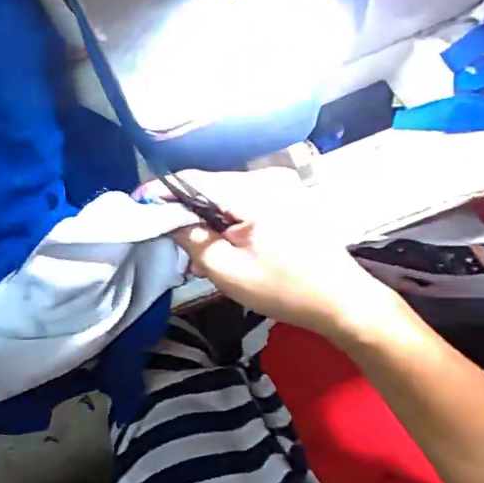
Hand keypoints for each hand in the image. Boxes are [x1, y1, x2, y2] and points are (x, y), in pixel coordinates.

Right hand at [143, 167, 405, 340]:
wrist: (344, 303)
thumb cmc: (283, 289)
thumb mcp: (225, 269)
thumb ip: (188, 236)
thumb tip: (161, 216)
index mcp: (252, 194)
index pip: (190, 179)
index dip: (160, 192)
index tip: (139, 208)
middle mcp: (266, 180)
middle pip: (205, 184)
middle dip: (182, 207)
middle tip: (167, 236)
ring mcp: (279, 187)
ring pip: (221, 192)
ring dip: (203, 214)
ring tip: (196, 246)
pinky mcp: (285, 197)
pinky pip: (240, 198)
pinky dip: (223, 216)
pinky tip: (222, 242)